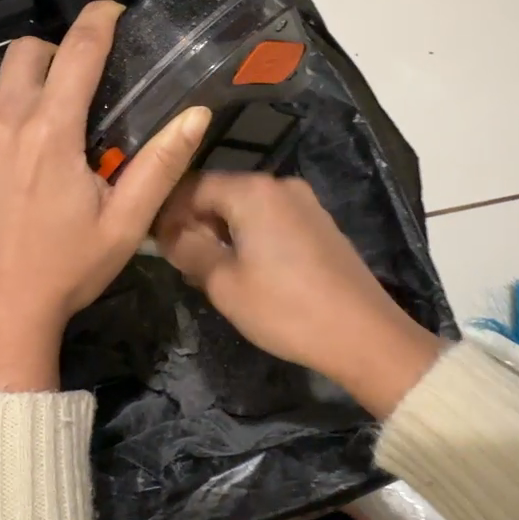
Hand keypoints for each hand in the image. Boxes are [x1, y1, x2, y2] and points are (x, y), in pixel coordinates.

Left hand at [0, 1, 212, 391]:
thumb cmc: (65, 272)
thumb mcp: (125, 224)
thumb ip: (161, 164)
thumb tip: (196, 114)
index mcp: (53, 131)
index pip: (81, 50)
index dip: (101, 19)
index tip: (116, 11)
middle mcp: (7, 119)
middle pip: (34, 51)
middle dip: (63, 51)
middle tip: (85, 81)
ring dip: (26, 73)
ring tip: (45, 96)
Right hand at [154, 173, 440, 416]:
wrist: (364, 336)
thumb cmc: (286, 309)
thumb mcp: (224, 284)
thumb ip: (188, 250)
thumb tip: (166, 233)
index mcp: (251, 190)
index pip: (192, 185)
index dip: (167, 211)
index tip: (154, 240)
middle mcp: (278, 184)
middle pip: (220, 192)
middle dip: (195, 221)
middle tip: (178, 258)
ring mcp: (304, 202)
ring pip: (245, 206)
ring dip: (222, 230)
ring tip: (208, 267)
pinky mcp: (319, 222)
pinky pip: (270, 218)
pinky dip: (249, 234)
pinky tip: (245, 268)